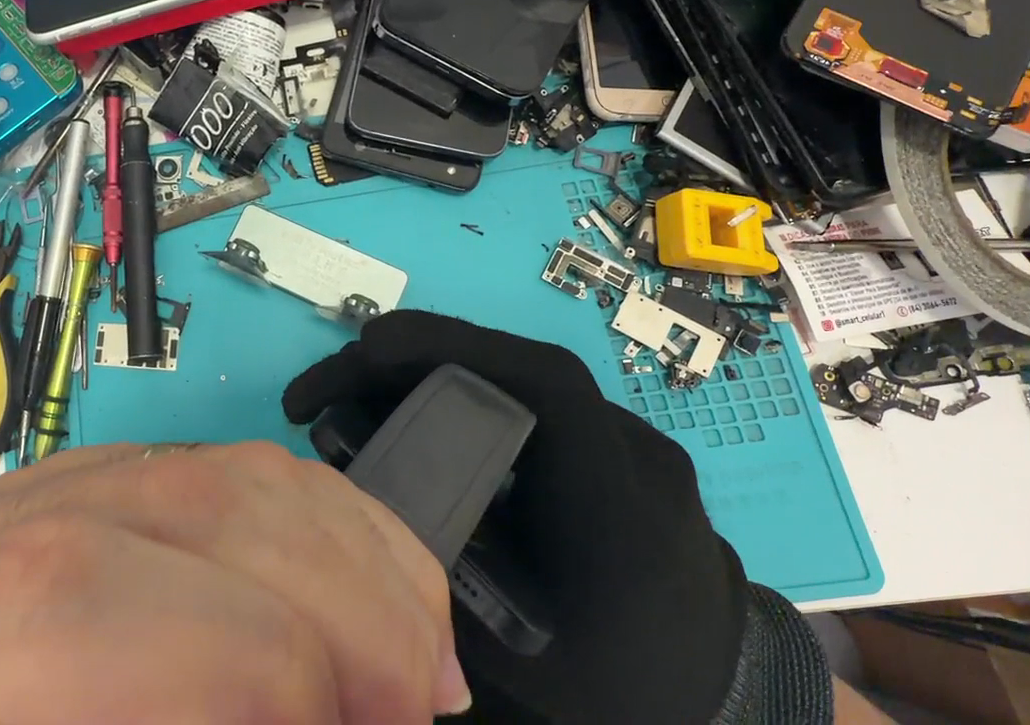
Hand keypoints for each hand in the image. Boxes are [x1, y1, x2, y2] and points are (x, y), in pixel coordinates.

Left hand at [0, 442, 473, 723]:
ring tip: (415, 654)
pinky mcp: (52, 502)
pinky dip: (296, 522)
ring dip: (337, 550)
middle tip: (422, 700)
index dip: (253, 656)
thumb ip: (225, 711)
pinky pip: (191, 471)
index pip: (70, 595)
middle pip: (157, 502)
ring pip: (195, 466)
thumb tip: (336, 699)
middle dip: (330, 598)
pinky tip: (357, 584)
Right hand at [285, 311, 750, 724]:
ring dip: (414, 376)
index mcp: (614, 498)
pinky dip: (444, 397)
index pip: (543, 382)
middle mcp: (619, 446)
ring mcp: (612, 438)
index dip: (452, 345)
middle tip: (313, 395)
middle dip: (399, 361)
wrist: (716, 683)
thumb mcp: (522, 658)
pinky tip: (397, 426)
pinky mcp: (596, 444)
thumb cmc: (620, 674)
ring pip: (501, 378)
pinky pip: (512, 400)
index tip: (366, 348)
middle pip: (504, 365)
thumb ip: (440, 590)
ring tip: (337, 407)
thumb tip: (352, 532)